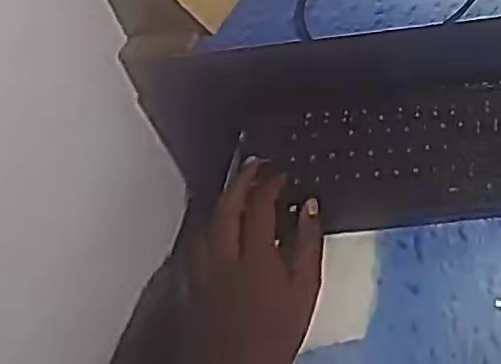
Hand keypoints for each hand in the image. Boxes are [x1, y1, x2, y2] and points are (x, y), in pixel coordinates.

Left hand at [184, 158, 323, 363]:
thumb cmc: (276, 335)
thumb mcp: (305, 290)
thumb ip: (309, 243)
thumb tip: (310, 205)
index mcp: (257, 258)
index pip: (260, 205)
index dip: (271, 183)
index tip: (282, 175)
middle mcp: (225, 260)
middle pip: (227, 206)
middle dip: (242, 179)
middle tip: (255, 165)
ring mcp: (204, 273)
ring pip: (205, 223)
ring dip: (220, 199)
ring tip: (235, 189)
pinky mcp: (191, 287)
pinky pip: (194, 243)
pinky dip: (206, 225)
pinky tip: (215, 223)